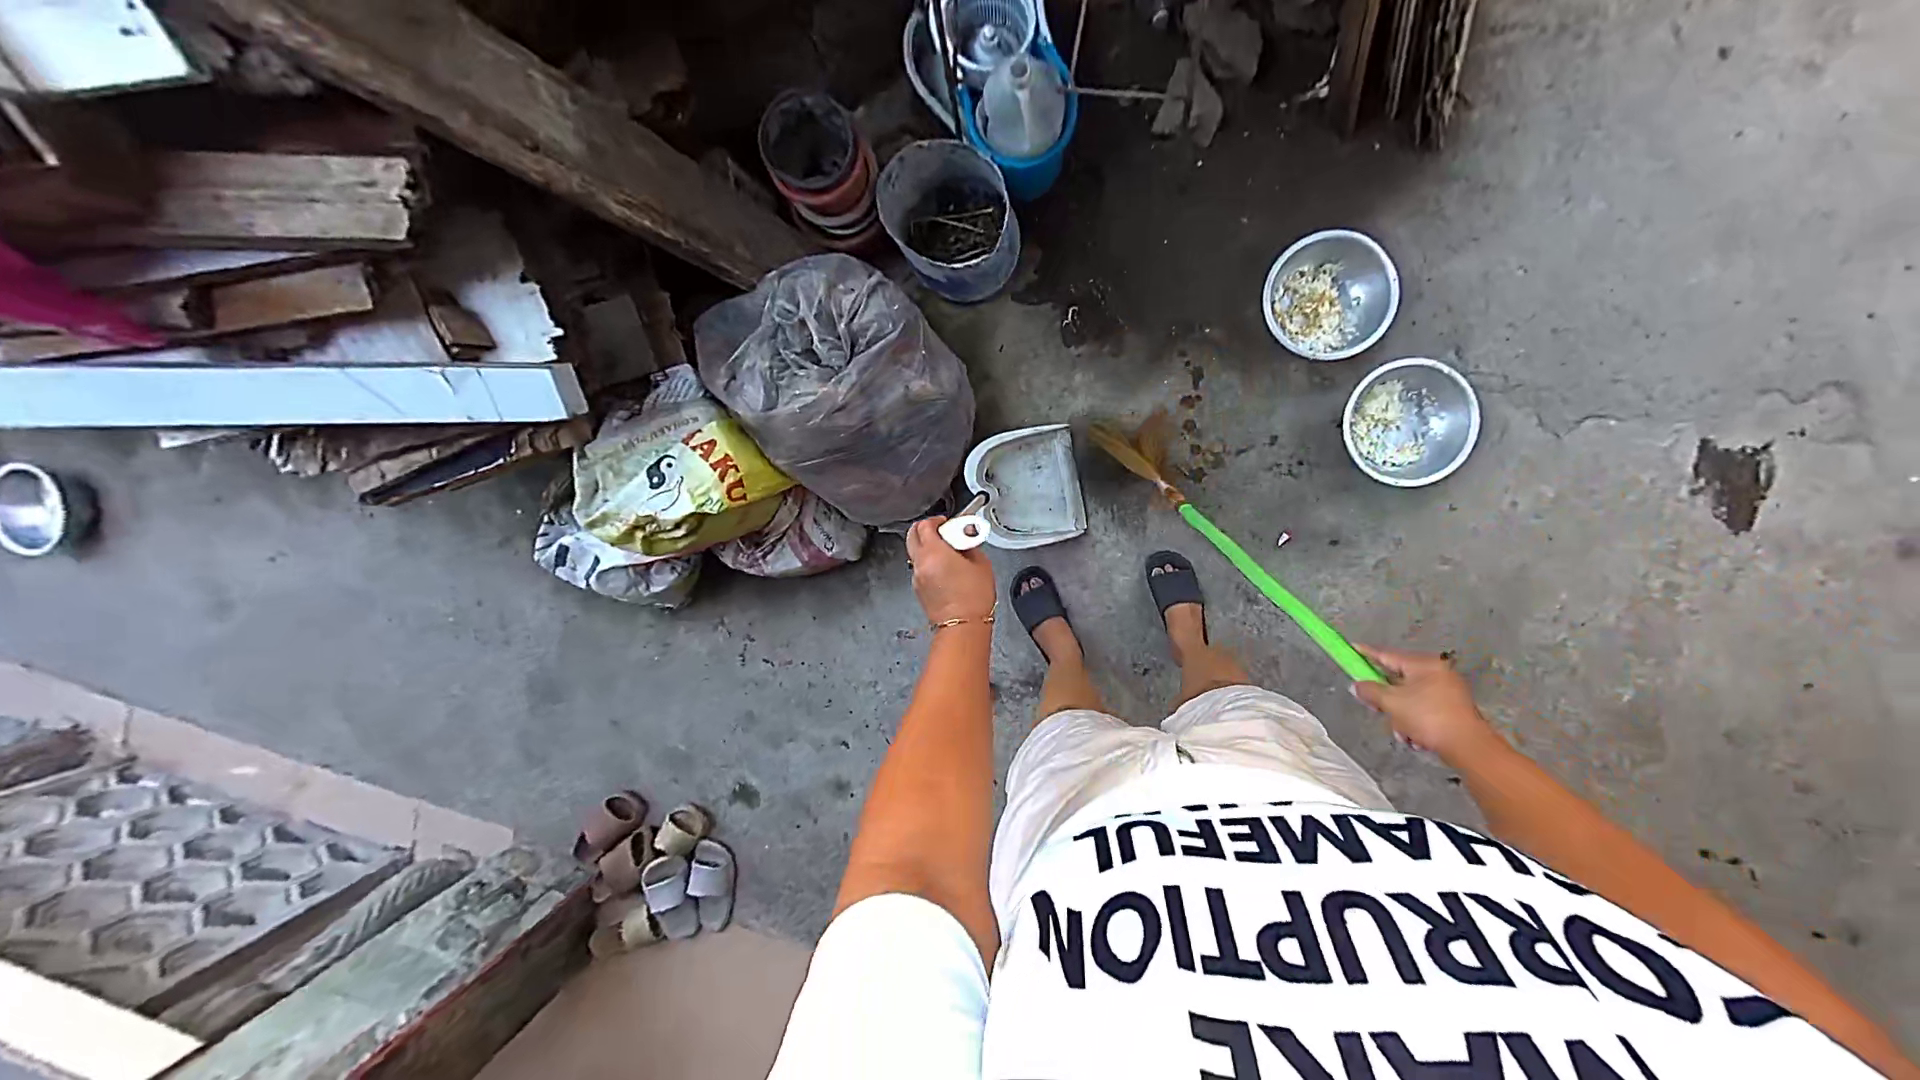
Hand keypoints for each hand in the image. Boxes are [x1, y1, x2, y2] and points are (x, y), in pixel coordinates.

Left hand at [907, 517, 996, 625]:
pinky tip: (945, 569)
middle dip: (925, 529)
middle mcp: (920, 563)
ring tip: (947, 552)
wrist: (963, 626)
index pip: (925, 525)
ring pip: (915, 552)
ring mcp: (917, 577)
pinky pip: (919, 568)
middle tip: (942, 532)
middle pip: (912, 535)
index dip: (936, 520)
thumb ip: (969, 545)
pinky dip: (928, 563)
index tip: (946, 522)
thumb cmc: (973, 599)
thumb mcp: (981, 563)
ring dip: (927, 547)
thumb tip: (965, 540)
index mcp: (934, 552)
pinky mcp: (918, 589)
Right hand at [1351, 644, 1505, 765]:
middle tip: (1375, 707)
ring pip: (1408, 697)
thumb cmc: (1428, 718)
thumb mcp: (1391, 703)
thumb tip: (1356, 685)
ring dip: (1399, 714)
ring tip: (1402, 730)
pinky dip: (1414, 720)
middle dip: (1385, 697)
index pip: (1386, 655)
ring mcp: (1447, 690)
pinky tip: (1415, 736)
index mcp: (1423, 664)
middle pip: (1397, 678)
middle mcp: (1437, 672)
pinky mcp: (1452, 708)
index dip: (1365, 653)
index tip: (1350, 648)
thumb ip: (1369, 691)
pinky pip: (1422, 708)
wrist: (1468, 747)